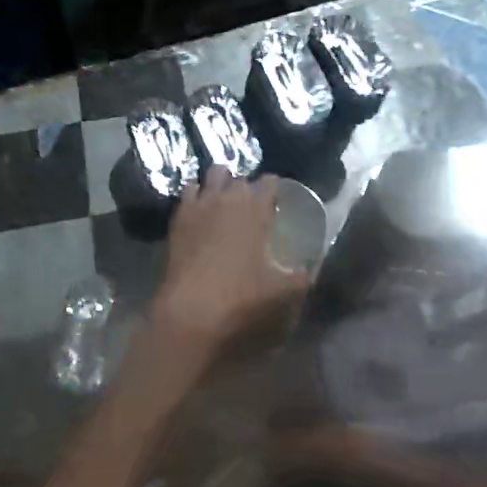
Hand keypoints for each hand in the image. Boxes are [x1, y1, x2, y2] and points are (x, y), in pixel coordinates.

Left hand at [150, 168, 310, 356]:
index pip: (269, 182)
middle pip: (240, 177)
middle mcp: (228, 198)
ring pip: (213, 175)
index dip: (274, 188)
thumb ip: (301, 278)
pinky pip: (188, 191)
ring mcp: (199, 205)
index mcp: (256, 209)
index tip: (277, 200)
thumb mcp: (283, 291)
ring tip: (226, 199)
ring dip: (222, 182)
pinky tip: (201, 209)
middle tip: (253, 205)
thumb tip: (309, 273)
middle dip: (248, 186)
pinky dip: (197, 194)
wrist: (191, 312)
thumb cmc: (242, 298)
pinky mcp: (177, 219)